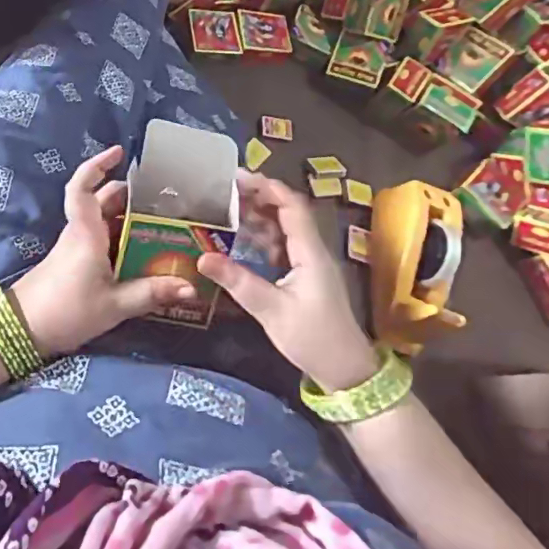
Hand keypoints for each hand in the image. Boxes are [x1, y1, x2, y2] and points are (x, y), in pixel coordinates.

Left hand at [12, 145, 196, 355]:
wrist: (23, 330)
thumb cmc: (66, 310)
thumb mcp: (114, 305)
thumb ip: (151, 293)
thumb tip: (191, 288)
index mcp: (86, 233)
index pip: (83, 188)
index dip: (97, 165)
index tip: (119, 153)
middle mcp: (80, 233)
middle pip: (101, 201)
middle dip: (128, 194)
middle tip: (162, 198)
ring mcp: (75, 247)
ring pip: (102, 220)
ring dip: (126, 216)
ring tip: (160, 222)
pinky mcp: (74, 262)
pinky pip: (101, 239)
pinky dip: (120, 236)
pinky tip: (140, 250)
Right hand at [197, 172, 381, 391]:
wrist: (346, 370)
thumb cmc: (313, 339)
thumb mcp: (271, 310)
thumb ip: (238, 282)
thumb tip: (202, 257)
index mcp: (310, 252)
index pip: (291, 206)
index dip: (266, 187)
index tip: (236, 178)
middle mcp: (312, 251)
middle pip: (287, 212)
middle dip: (258, 197)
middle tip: (224, 192)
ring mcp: (310, 263)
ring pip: (284, 229)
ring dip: (259, 217)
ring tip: (227, 211)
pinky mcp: (305, 276)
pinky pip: (283, 247)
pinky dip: (262, 238)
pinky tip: (241, 241)